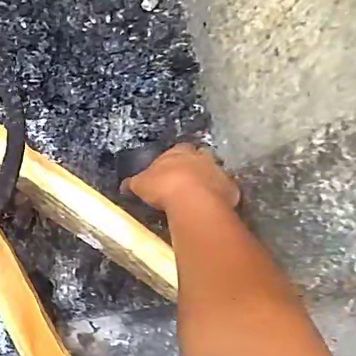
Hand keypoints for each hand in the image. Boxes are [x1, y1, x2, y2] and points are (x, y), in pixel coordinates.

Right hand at [121, 143, 240, 214]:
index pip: (177, 149)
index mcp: (179, 152)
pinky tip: (208, 206)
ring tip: (196, 196)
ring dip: (207, 181)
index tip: (168, 169)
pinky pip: (224, 191)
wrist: (193, 201)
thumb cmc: (163, 186)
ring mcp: (219, 172)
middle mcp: (202, 157)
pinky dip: (217, 196)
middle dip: (194, 166)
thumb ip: (134, 183)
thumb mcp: (140, 184)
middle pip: (200, 158)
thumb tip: (124, 185)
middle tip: (184, 180)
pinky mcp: (231, 189)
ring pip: (214, 173)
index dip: (173, 159)